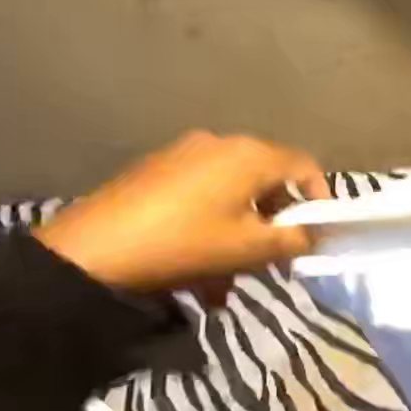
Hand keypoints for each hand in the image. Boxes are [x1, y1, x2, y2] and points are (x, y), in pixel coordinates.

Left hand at [35, 132, 330, 291]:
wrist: (90, 251)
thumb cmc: (185, 243)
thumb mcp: (250, 248)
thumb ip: (294, 240)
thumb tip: (314, 235)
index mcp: (250, 154)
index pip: (304, 165)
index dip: (320, 196)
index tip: (319, 230)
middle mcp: (221, 142)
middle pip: (268, 175)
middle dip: (278, 216)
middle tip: (277, 252)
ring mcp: (184, 151)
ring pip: (234, 187)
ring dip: (244, 223)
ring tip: (233, 267)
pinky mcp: (156, 167)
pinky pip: (203, 189)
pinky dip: (214, 218)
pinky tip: (200, 255)